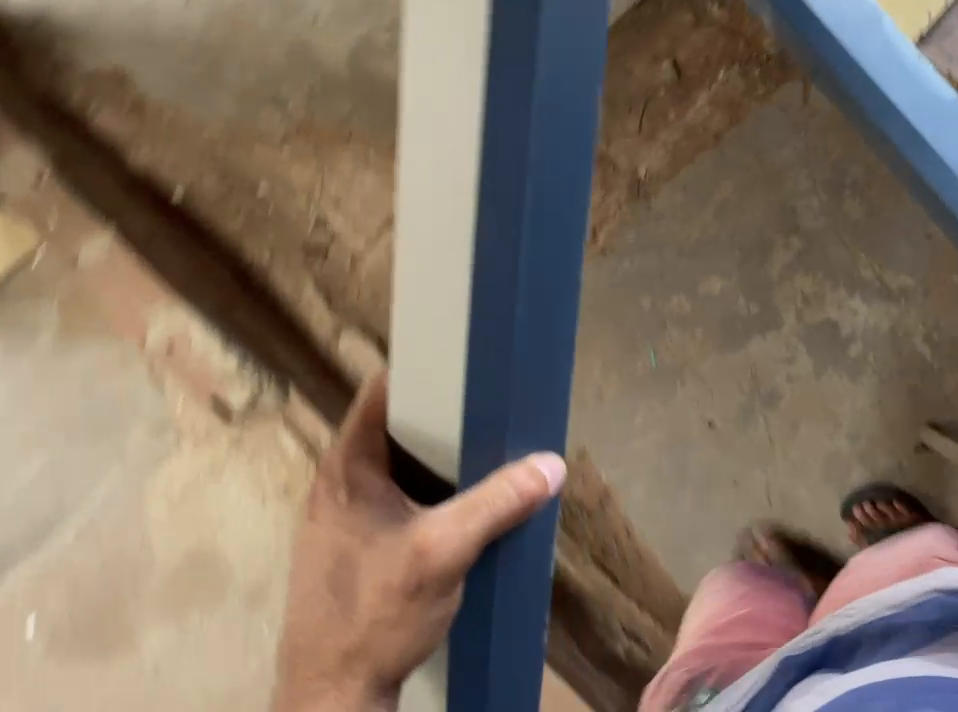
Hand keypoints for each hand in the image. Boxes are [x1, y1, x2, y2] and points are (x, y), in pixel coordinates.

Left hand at [272, 372, 566, 711]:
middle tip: (506, 396)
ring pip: (410, 462)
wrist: (333, 700)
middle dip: (454, 409)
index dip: (426, 366)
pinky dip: (449, 483)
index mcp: (346, 471)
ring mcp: (354, 517)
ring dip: (454, 450)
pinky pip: (416, 492)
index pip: (382, 393)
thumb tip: (552, 463)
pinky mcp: (370, 544)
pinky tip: (483, 493)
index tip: (474, 353)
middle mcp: (344, 485)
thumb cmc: (373, 616)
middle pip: (403, 424)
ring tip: (504, 437)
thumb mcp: (442, 553)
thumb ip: (497, 502)